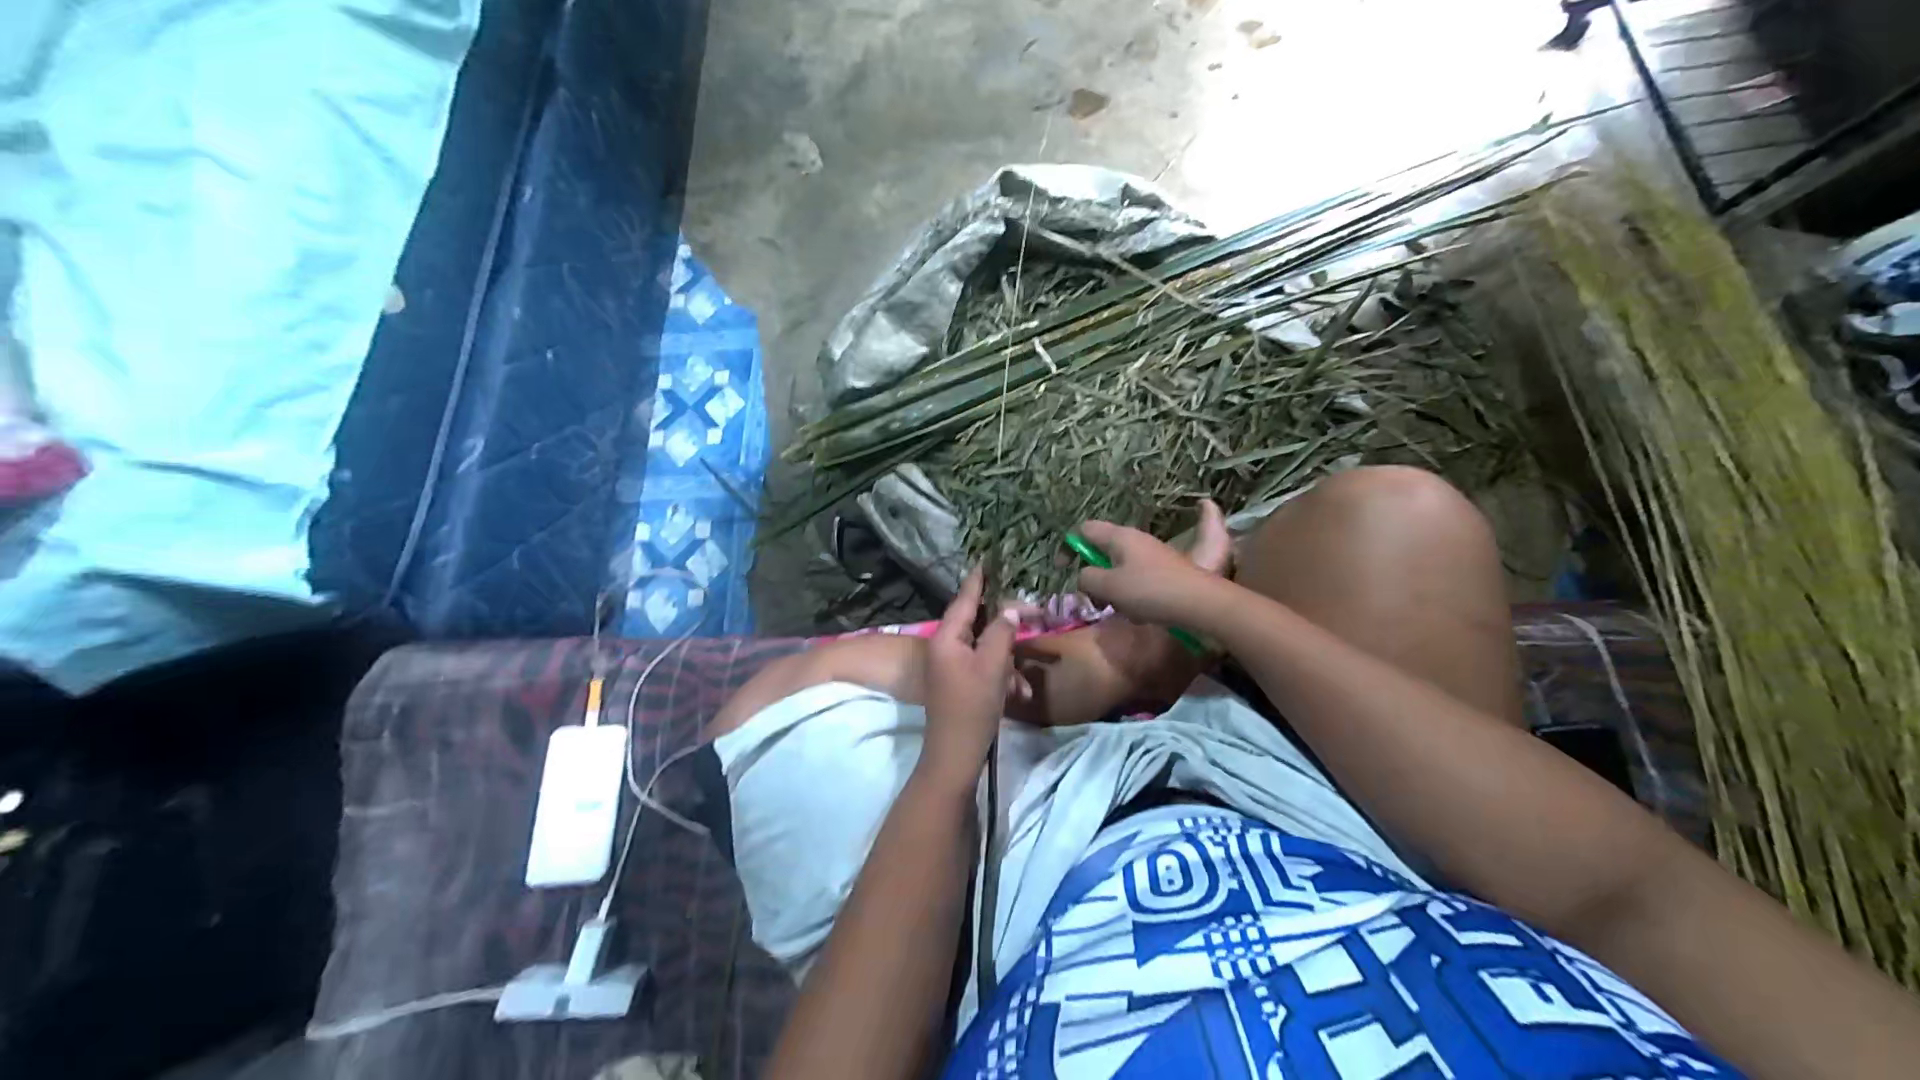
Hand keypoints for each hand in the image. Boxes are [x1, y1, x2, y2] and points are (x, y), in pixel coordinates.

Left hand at [918, 569, 1019, 787]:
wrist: (955, 754)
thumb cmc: (972, 706)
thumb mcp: (992, 666)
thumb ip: (1001, 633)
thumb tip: (1010, 610)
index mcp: (947, 637)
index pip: (964, 600)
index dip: (978, 581)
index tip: (986, 561)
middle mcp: (946, 647)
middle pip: (978, 623)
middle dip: (1006, 625)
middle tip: (1034, 615)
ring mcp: (952, 666)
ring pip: (985, 649)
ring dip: (1007, 660)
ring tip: (1023, 679)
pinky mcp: (960, 684)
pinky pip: (984, 669)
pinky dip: (1002, 677)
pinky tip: (1019, 693)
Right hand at [1075, 499, 1231, 627]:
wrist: (1201, 604)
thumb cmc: (1150, 591)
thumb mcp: (1108, 587)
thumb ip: (1086, 578)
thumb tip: (1085, 577)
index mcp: (1120, 536)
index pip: (1084, 530)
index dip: (1068, 547)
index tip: (1062, 569)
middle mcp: (1136, 540)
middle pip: (1102, 550)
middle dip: (1093, 574)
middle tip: (1094, 596)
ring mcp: (1153, 555)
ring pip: (1119, 568)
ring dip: (1112, 588)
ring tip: (1117, 607)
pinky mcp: (1166, 572)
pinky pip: (1136, 580)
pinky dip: (1131, 594)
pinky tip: (1139, 612)